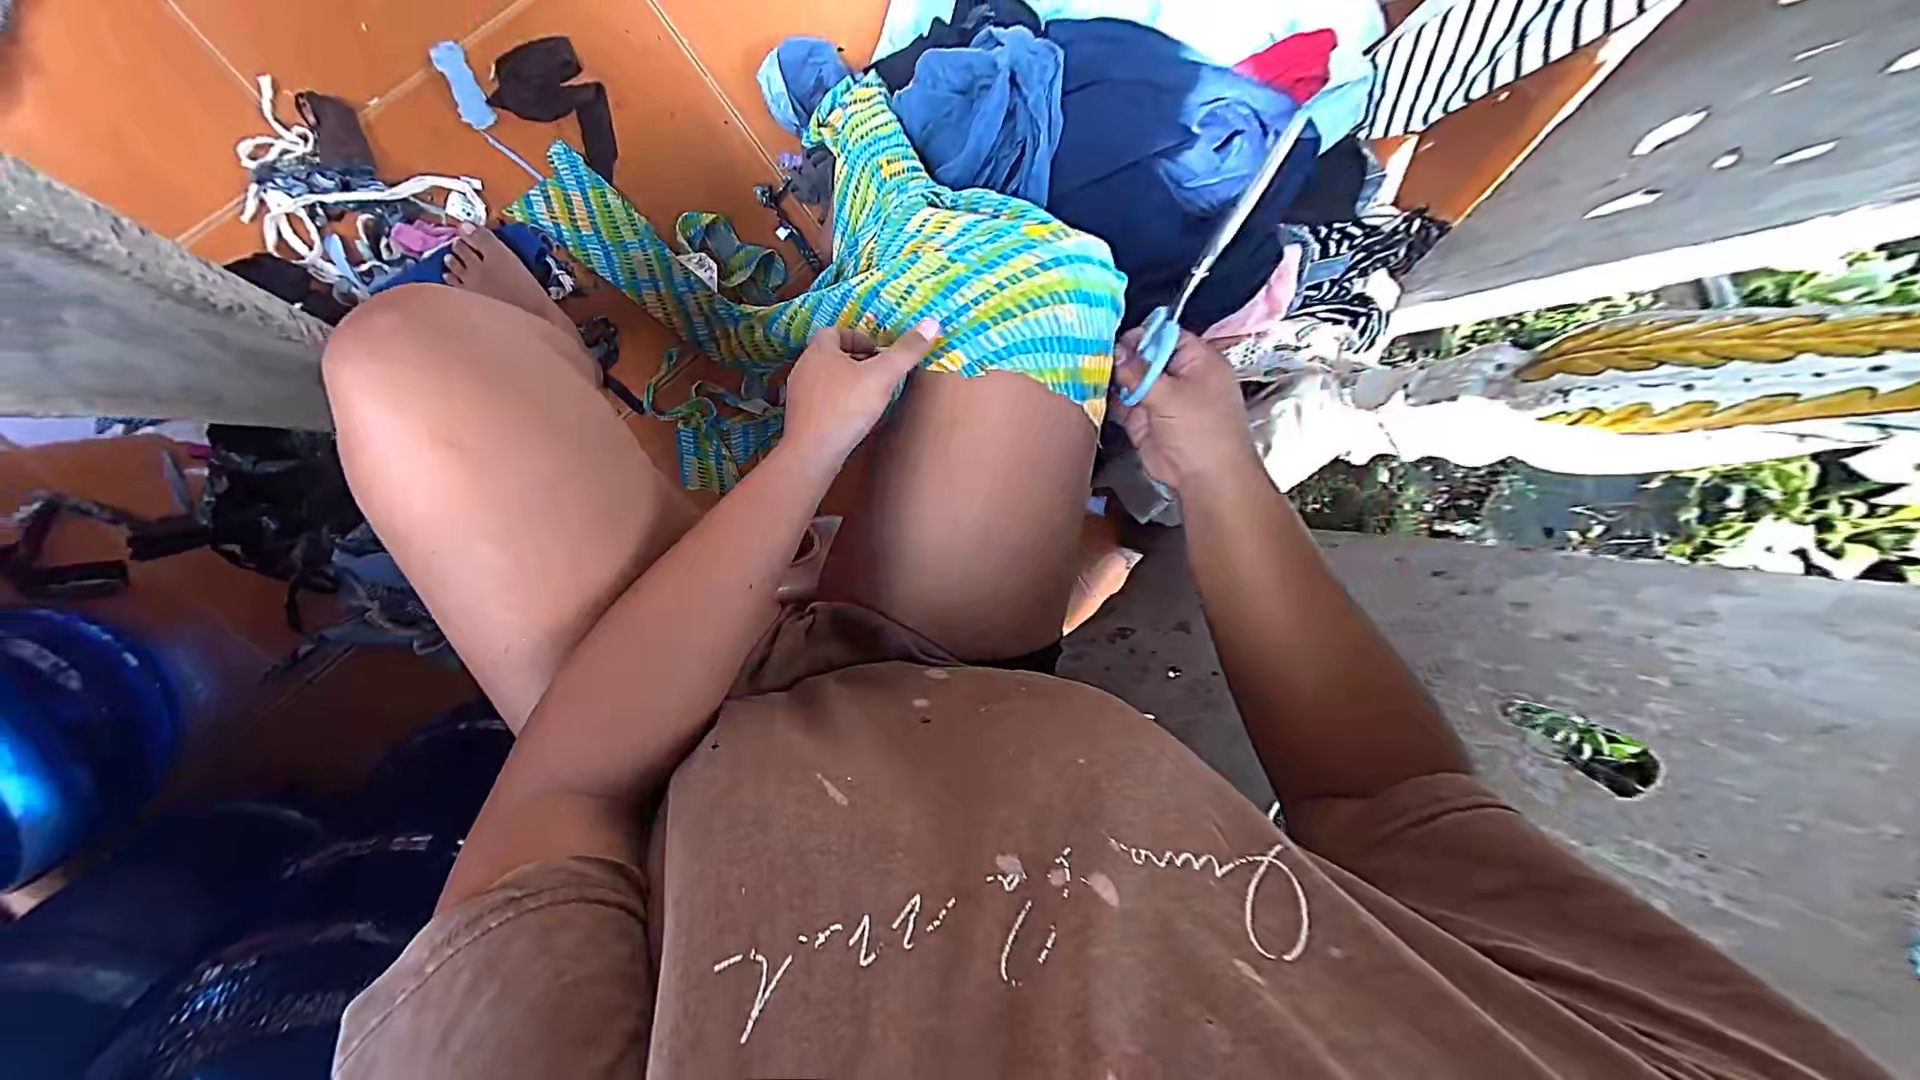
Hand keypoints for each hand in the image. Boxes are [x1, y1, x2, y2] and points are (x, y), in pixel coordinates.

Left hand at [783, 319, 939, 467]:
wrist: (812, 453)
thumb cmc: (845, 408)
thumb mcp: (882, 377)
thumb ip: (906, 352)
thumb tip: (932, 323)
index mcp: (819, 351)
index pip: (836, 331)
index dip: (858, 337)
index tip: (879, 353)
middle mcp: (804, 368)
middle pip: (831, 355)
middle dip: (855, 360)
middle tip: (879, 373)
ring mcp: (799, 394)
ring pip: (826, 379)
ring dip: (847, 382)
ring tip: (869, 395)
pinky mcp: (800, 417)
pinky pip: (821, 401)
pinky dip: (838, 402)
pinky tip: (853, 417)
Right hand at [1109, 328, 1259, 492]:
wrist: (1204, 477)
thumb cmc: (1202, 431)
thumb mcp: (1171, 395)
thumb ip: (1141, 373)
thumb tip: (1118, 352)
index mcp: (1198, 362)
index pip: (1167, 337)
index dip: (1143, 336)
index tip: (1119, 341)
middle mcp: (1178, 378)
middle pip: (1145, 358)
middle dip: (1123, 358)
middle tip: (1097, 356)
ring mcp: (1160, 400)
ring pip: (1131, 382)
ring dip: (1113, 379)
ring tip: (1091, 373)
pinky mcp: (1144, 421)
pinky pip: (1123, 405)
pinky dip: (1110, 401)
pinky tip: (1093, 393)